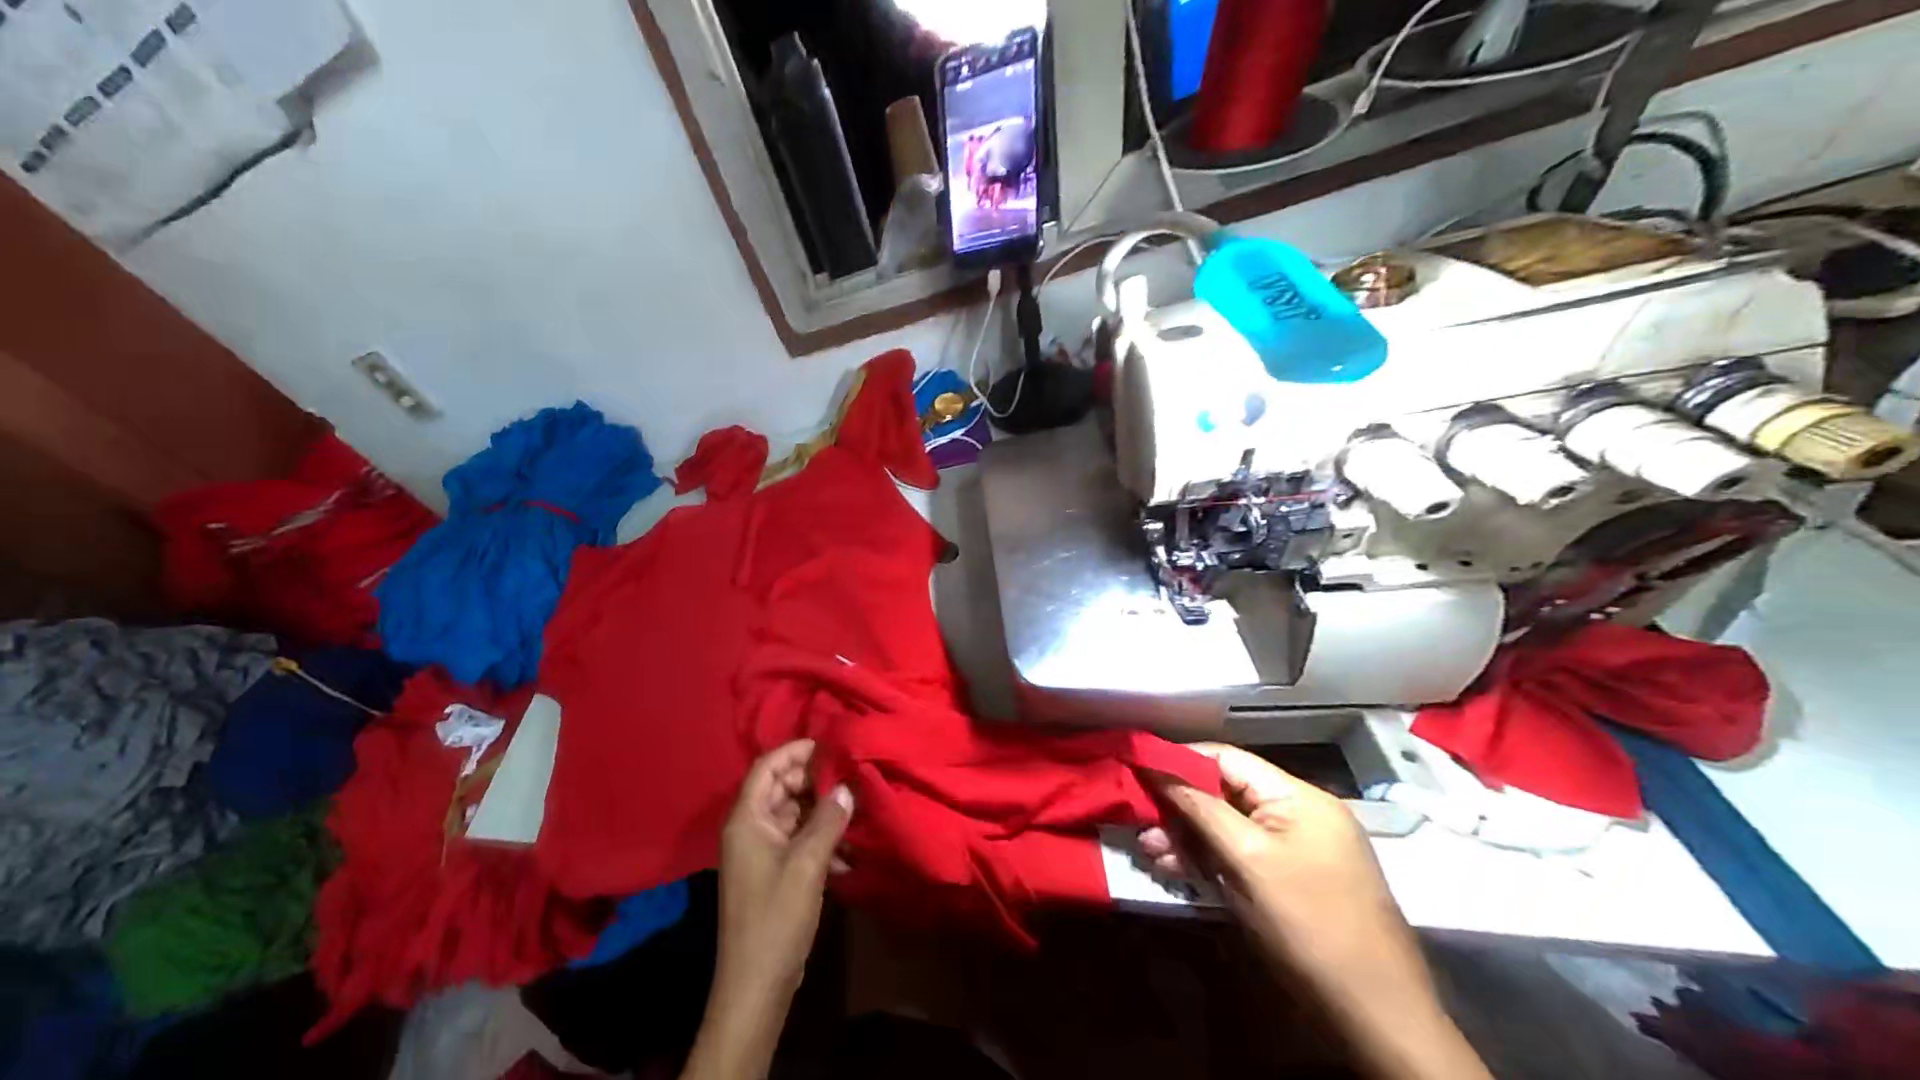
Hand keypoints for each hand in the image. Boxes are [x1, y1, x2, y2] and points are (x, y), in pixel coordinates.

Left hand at [684, 740, 851, 1079]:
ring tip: (859, 806)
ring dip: (824, 810)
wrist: (757, 984)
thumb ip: (828, 820)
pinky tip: (851, 847)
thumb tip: (846, 787)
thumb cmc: (776, 916)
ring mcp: (763, 852)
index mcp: (747, 819)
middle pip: (783, 788)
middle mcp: (751, 829)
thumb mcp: (806, 864)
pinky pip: (800, 840)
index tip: (831, 745)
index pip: (767, 767)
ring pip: (795, 814)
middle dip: (816, 780)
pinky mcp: (776, 873)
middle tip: (853, 774)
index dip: (796, 751)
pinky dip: (823, 837)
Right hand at [1141, 744, 1489, 1079]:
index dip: (1178, 761)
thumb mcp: (1247, 860)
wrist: (1375, 1014)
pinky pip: (1239, 854)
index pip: (1226, 759)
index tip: (1135, 769)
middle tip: (1140, 826)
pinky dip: (1208, 859)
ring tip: (1152, 854)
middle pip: (1224, 792)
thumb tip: (1155, 767)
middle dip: (1179, 806)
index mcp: (1297, 797)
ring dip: (1187, 836)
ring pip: (1227, 826)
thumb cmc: (1308, 925)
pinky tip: (1176, 870)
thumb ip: (1200, 808)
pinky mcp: (1288, 879)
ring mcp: (1295, 848)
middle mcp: (1297, 813)